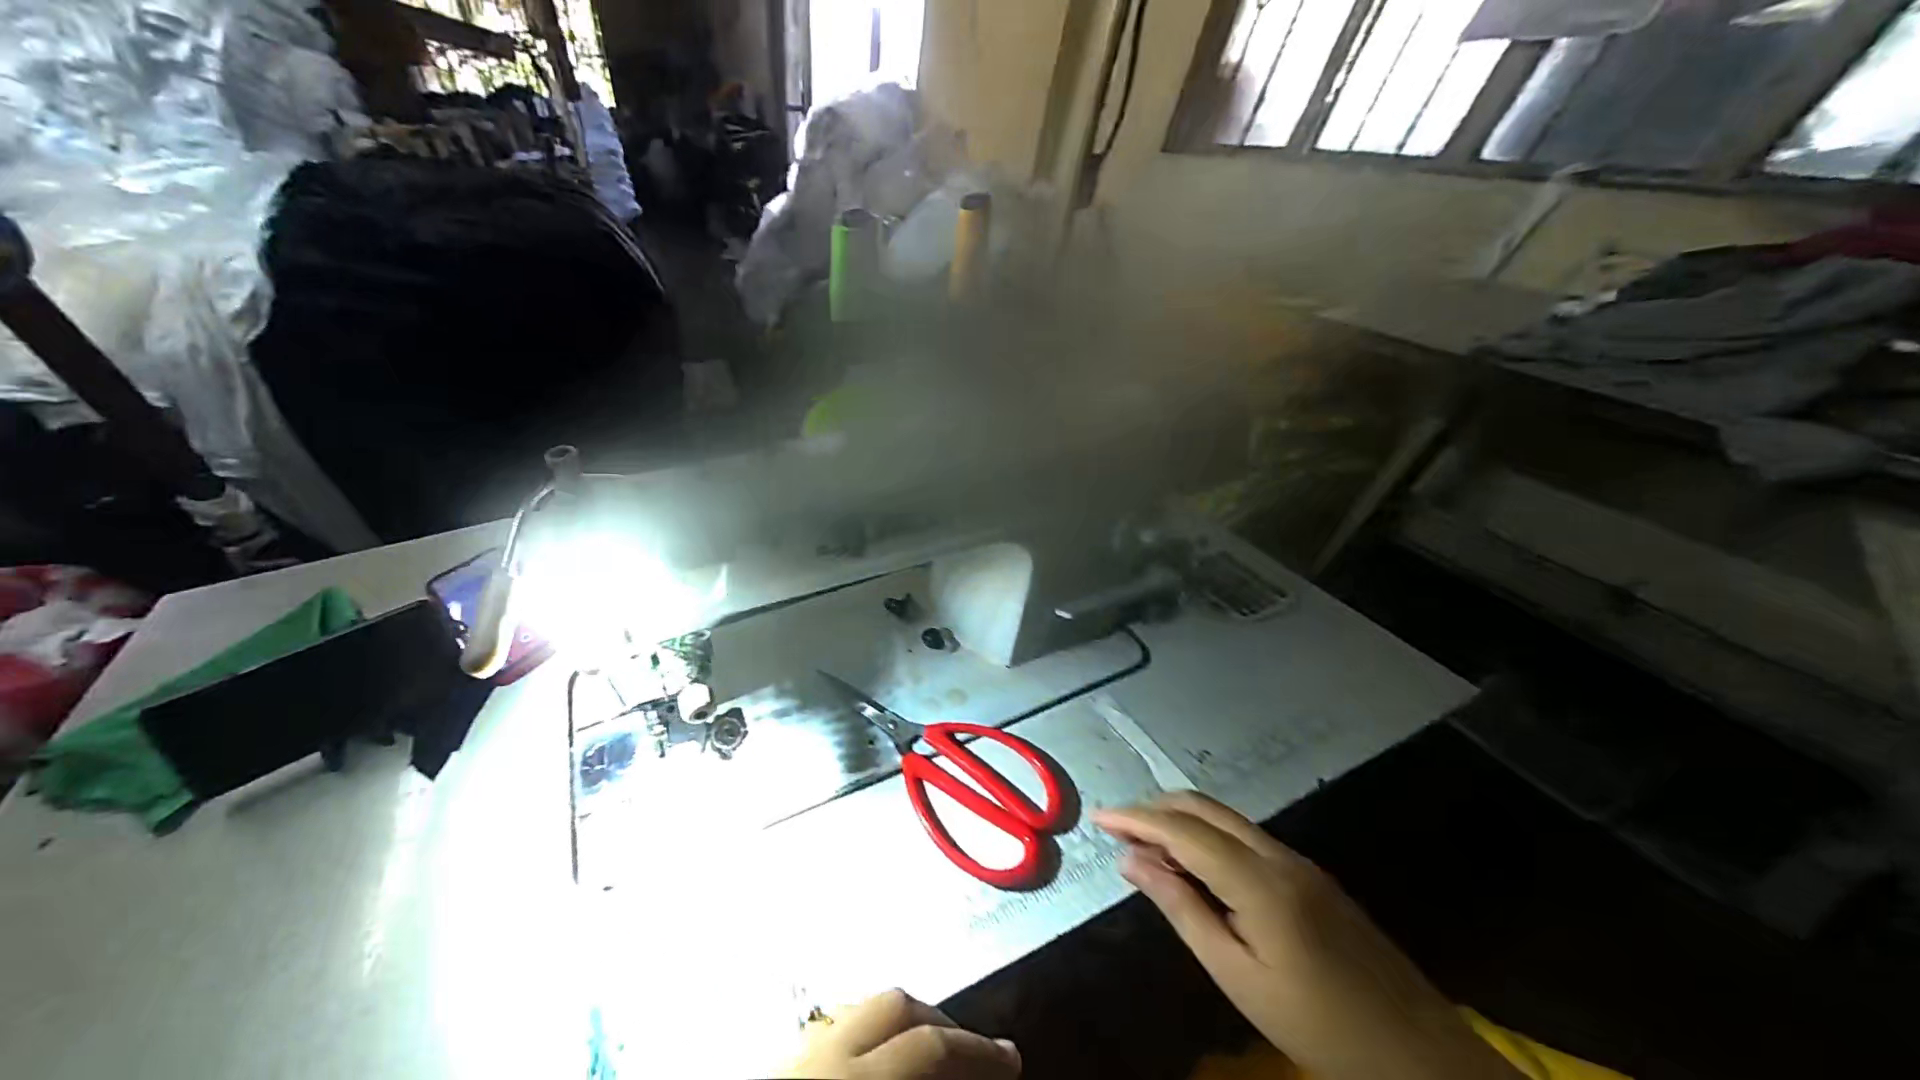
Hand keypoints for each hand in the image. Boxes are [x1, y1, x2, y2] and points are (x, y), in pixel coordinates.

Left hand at [782, 988, 1021, 1078]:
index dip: (979, 1052)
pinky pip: (832, 1032)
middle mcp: (821, 1057)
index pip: (930, 1047)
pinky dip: (868, 1041)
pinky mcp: (776, 1067)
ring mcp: (793, 1057)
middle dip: (943, 1021)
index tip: (1010, 1060)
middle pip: (894, 1006)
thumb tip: (967, 1077)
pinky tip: (881, 1067)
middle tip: (973, 1049)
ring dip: (904, 1025)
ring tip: (931, 1053)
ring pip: (860, 1010)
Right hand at [1093, 793, 1519, 1079]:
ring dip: (1180, 819)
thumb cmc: (1317, 1025)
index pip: (1182, 829)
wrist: (1419, 1053)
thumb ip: (1181, 908)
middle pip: (1205, 809)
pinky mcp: (1311, 876)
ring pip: (1226, 818)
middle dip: (1155, 808)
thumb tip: (1130, 861)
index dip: (1136, 818)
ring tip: (1143, 842)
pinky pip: (1246, 837)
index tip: (1097, 817)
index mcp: (1259, 880)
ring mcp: (1300, 862)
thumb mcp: (1236, 974)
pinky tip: (1192, 860)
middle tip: (1116, 827)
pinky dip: (1207, 835)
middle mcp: (1279, 855)